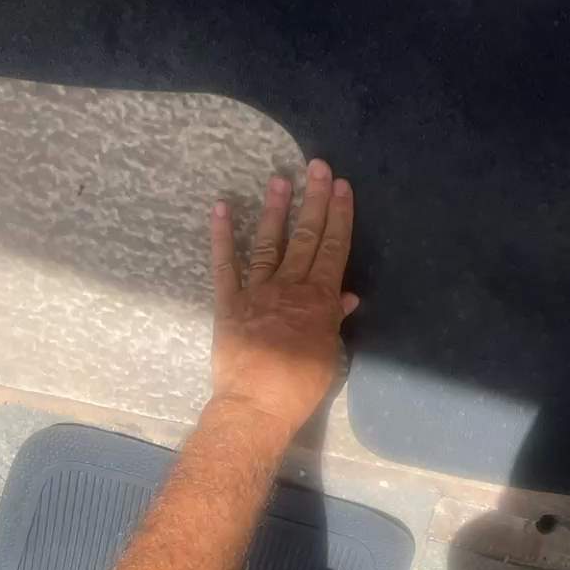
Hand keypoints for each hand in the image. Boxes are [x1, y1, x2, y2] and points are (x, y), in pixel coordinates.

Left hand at [207, 158, 359, 436]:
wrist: (258, 403)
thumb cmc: (301, 385)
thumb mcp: (329, 353)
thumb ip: (334, 320)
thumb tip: (347, 296)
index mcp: (319, 300)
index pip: (333, 250)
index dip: (339, 217)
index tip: (341, 187)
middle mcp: (290, 287)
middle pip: (305, 238)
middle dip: (313, 201)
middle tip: (317, 166)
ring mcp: (257, 292)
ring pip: (269, 244)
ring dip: (275, 210)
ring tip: (280, 178)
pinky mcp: (229, 303)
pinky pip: (225, 265)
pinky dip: (222, 237)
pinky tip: (222, 209)